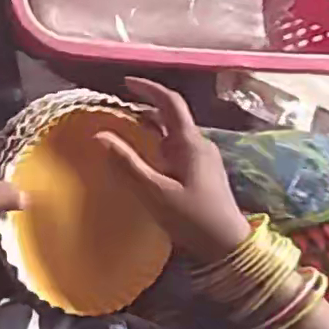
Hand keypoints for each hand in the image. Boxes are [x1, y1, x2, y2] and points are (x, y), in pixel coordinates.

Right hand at [95, 77, 251, 262]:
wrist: (229, 247)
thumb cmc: (192, 218)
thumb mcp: (154, 192)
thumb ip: (126, 163)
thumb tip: (100, 135)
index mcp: (190, 143)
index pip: (170, 102)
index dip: (148, 88)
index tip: (125, 82)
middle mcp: (199, 144)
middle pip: (170, 115)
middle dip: (144, 106)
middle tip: (118, 107)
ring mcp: (202, 157)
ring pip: (172, 131)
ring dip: (150, 125)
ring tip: (125, 128)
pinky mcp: (201, 170)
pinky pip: (176, 146)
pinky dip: (156, 141)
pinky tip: (143, 154)